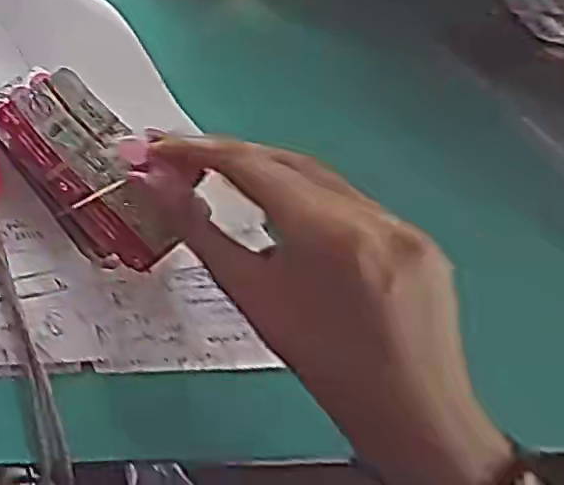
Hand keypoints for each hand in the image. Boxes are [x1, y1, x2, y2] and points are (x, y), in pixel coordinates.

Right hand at [137, 137, 511, 484]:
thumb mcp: (244, 288)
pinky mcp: (413, 235)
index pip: (247, 163)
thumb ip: (192, 224)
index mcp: (326, 231)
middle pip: (278, 160)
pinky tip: (272, 196)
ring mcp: (398, 223)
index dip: (194, 149)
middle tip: (176, 154)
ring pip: (310, 172)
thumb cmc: (319, 356)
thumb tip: (149, 180)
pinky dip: (296, 185)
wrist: (412, 416)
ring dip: (258, 165)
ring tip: (213, 169)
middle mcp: (368, 216)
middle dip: (222, 152)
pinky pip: (340, 193)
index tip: (157, 147)